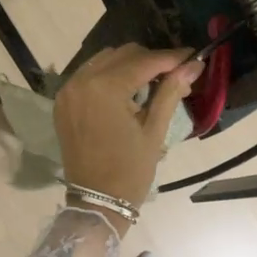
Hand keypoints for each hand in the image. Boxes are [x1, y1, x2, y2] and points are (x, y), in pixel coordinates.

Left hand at [55, 44, 202, 210]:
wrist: (96, 201)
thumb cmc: (130, 171)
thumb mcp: (154, 132)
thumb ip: (170, 93)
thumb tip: (194, 65)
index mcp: (105, 89)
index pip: (144, 62)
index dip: (171, 58)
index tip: (192, 57)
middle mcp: (81, 81)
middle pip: (123, 55)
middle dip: (150, 61)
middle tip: (173, 74)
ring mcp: (68, 90)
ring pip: (104, 61)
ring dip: (129, 66)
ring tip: (150, 83)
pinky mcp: (63, 102)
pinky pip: (88, 75)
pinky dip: (108, 76)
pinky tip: (125, 91)